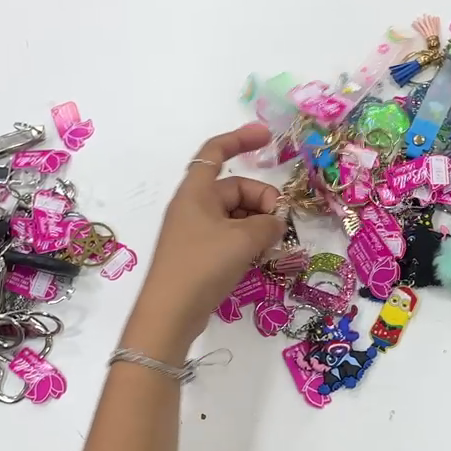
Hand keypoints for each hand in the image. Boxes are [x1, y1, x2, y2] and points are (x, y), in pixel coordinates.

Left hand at [126, 125, 284, 355]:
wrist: (170, 313)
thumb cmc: (202, 266)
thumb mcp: (243, 240)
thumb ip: (268, 224)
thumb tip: (276, 224)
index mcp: (196, 192)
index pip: (215, 152)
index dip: (240, 139)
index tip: (268, 137)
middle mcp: (193, 207)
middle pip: (235, 190)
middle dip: (262, 201)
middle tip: (280, 226)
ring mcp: (195, 232)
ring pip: (235, 216)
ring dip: (257, 225)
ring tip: (272, 245)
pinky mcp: (199, 255)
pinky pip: (229, 236)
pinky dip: (247, 241)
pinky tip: (260, 258)